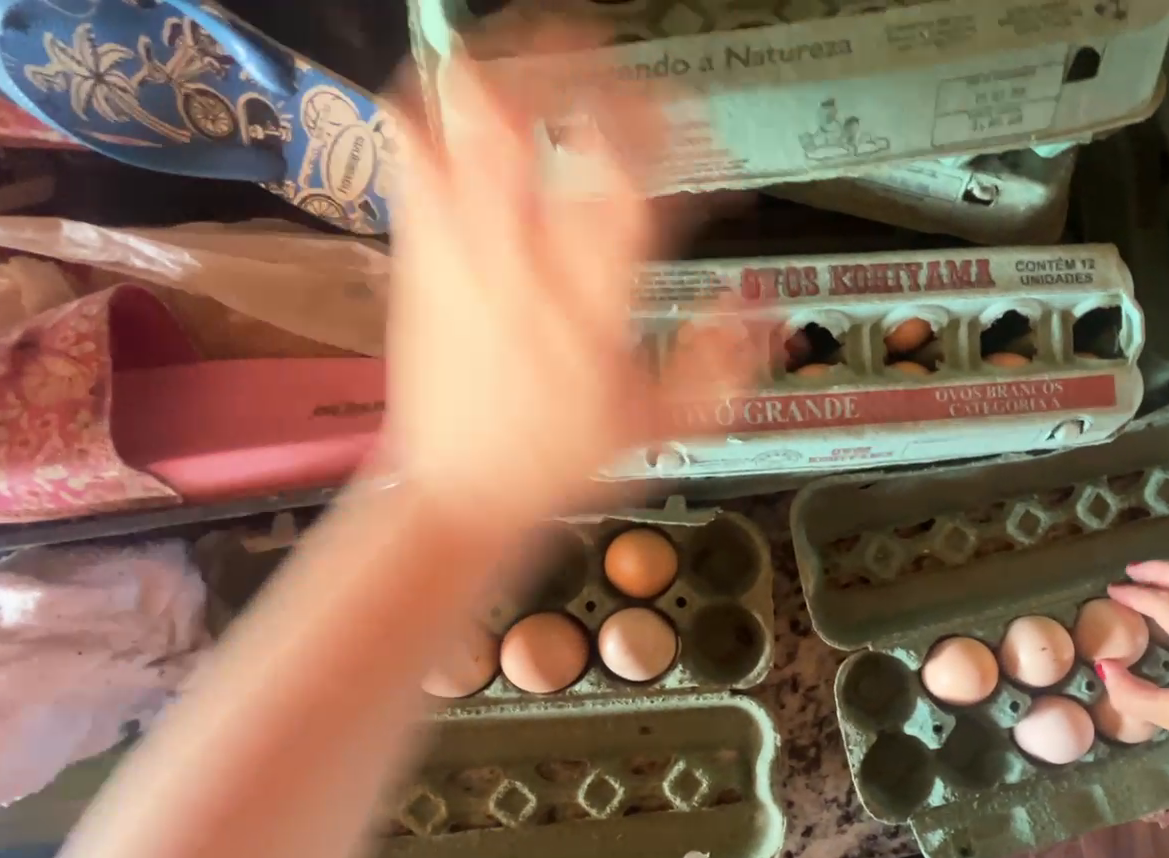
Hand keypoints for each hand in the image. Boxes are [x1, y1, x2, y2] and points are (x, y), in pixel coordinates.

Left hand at [383, 29, 756, 530]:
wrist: (457, 492)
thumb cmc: (560, 464)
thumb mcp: (663, 426)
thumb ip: (723, 362)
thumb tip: (760, 305)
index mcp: (592, 299)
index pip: (629, 172)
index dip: (667, 125)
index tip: (691, 127)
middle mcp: (521, 259)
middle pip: (531, 110)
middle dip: (573, 58)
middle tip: (606, 56)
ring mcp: (459, 250)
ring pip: (459, 112)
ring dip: (501, 66)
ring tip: (536, 60)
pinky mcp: (414, 255)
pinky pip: (408, 149)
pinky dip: (433, 104)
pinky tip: (463, 106)